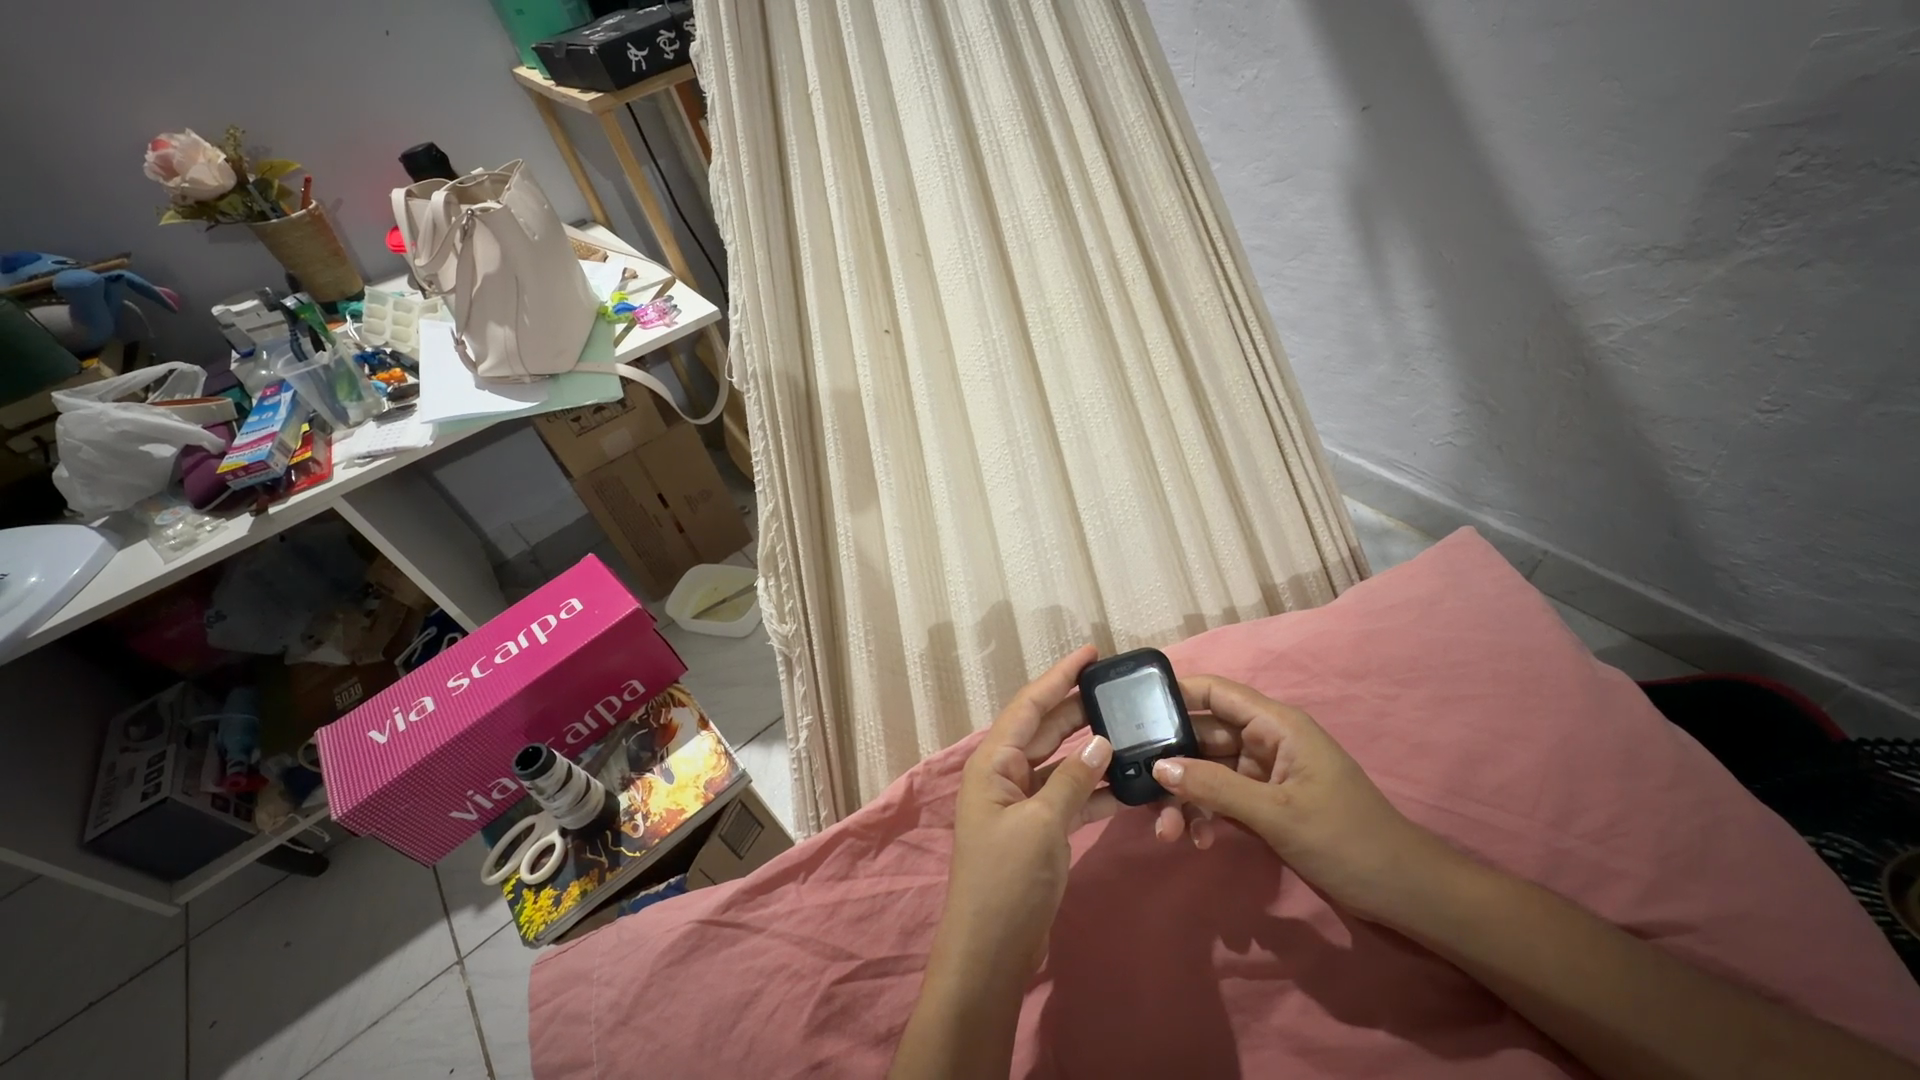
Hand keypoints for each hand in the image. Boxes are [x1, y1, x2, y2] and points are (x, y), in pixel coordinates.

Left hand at [941, 645, 1118, 977]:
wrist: (992, 950)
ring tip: (1130, 726)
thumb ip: (1072, 779)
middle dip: (1078, 707)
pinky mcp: (1040, 831)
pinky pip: (1070, 796)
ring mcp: (1022, 804)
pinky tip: (1128, 781)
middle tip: (1118, 689)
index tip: (1090, 653)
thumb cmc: (1008, 880)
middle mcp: (1004, 775)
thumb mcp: (1041, 824)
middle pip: (1045, 729)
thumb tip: (1102, 743)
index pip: (1029, 706)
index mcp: (993, 763)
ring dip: (1092, 748)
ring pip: (1061, 762)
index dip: (1058, 677)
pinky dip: (1096, 788)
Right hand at [1151, 675, 1466, 926]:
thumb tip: (1158, 767)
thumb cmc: (1345, 839)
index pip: (1215, 691)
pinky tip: (1196, 840)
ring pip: (1207, 770)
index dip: (1173, 692)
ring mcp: (1264, 773)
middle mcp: (1266, 740)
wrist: (1401, 889)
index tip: (1130, 708)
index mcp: (1276, 725)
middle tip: (1138, 789)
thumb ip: (1214, 787)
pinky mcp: (1265, 802)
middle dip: (1170, 761)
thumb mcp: (1276, 814)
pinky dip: (1205, 814)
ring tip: (1166, 832)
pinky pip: (1221, 796)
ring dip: (1184, 796)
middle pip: (1203, 734)